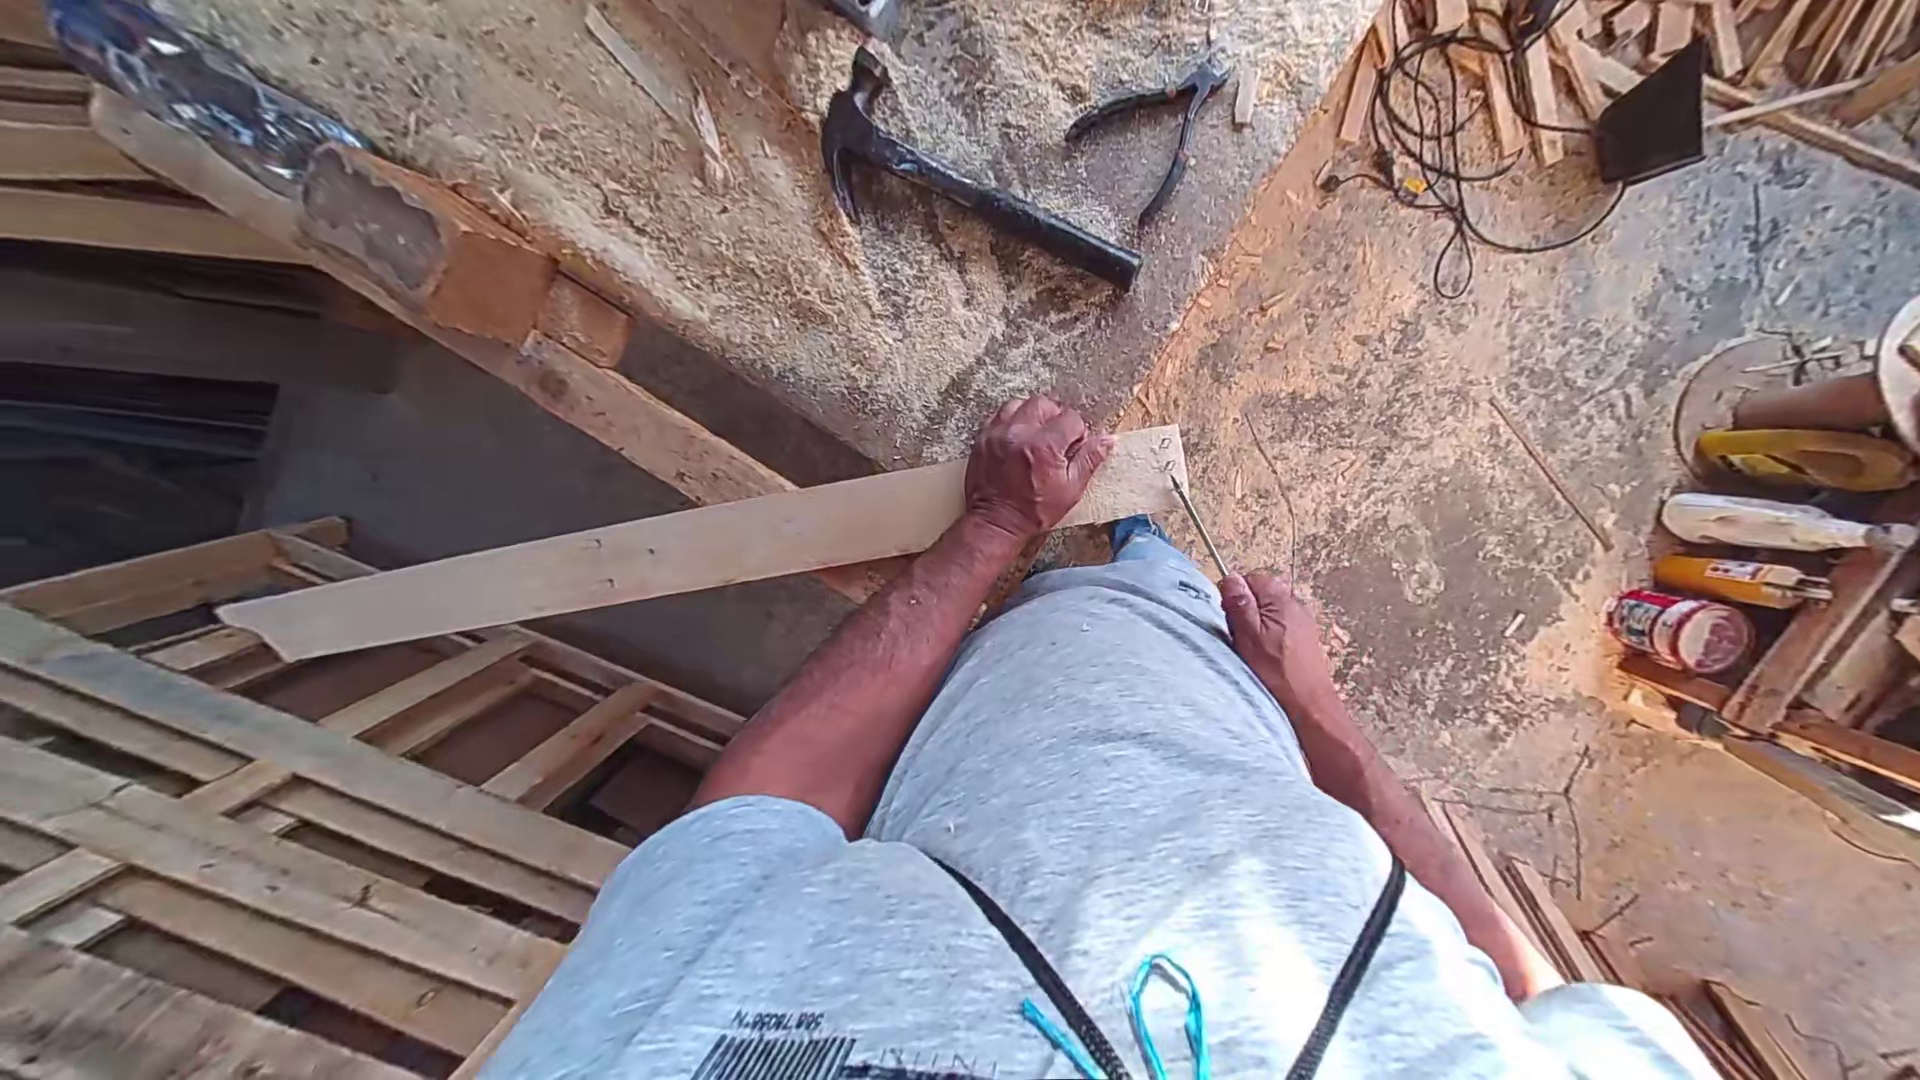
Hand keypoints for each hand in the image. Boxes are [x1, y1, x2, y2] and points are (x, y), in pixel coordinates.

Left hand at [964, 396, 1114, 542]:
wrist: (996, 523)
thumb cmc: (1033, 511)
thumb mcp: (1070, 490)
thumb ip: (1088, 460)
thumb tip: (1107, 440)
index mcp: (1044, 446)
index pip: (1071, 418)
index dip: (1077, 432)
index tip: (1073, 446)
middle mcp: (1019, 434)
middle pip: (1044, 404)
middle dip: (1055, 417)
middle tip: (1056, 438)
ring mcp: (997, 434)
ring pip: (1019, 404)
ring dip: (1031, 415)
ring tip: (1035, 435)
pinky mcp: (982, 439)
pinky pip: (999, 416)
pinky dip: (1010, 421)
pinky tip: (1017, 438)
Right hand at [1220, 571, 1340, 715]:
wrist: (1308, 704)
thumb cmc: (1277, 673)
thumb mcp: (1248, 635)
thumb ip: (1239, 603)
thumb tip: (1230, 578)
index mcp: (1282, 601)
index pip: (1252, 578)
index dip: (1236, 594)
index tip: (1230, 614)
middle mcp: (1296, 607)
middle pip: (1261, 593)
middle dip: (1246, 609)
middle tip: (1240, 633)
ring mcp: (1302, 622)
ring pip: (1269, 611)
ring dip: (1256, 624)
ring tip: (1252, 646)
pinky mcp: (1304, 638)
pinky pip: (1279, 626)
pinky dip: (1268, 635)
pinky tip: (1265, 654)